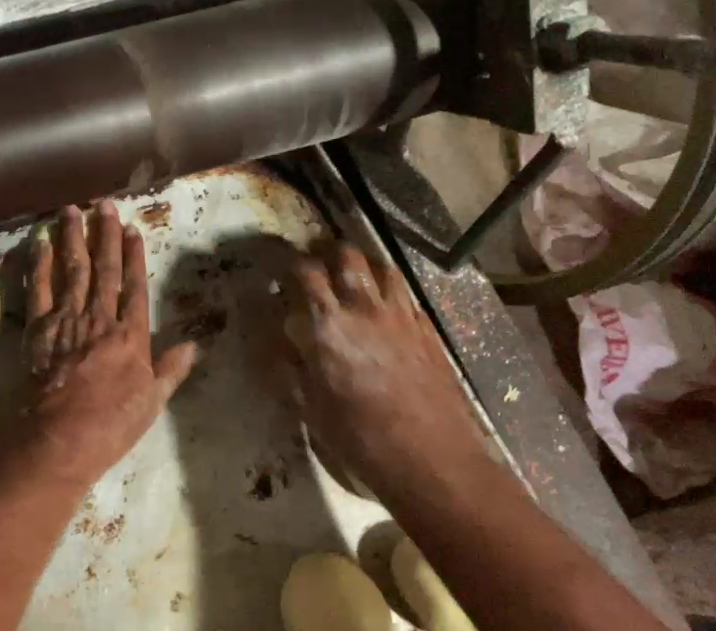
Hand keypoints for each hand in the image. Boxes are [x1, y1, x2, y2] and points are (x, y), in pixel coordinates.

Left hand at [17, 201, 196, 488]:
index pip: (134, 286)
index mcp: (130, 334)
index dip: (133, 256)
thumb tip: (193, 345)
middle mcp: (100, 317)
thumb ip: (171, 368)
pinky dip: (41, 262)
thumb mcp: (154, 401)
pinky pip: (40, 287)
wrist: (64, 433)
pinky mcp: (40, 325)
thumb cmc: (113, 422)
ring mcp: (68, 318)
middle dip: (105, 234)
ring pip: (72, 268)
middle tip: (104, 204)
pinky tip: (41, 241)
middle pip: (104, 268)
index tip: (132, 229)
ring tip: (71, 210)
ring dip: (72, 237)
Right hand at [278, 242, 491, 497]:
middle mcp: (363, 310)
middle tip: (317, 262)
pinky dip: (391, 291)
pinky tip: (385, 307)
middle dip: (328, 252)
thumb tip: (285, 344)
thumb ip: (294, 368)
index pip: (303, 272)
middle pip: (346, 257)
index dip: (288, 266)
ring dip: (364, 265)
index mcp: (326, 325)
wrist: (434, 463)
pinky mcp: (428, 332)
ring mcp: (400, 318)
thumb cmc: (361, 440)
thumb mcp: (311, 408)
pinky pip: (407, 295)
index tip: (281, 274)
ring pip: (382, 267)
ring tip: (353, 275)